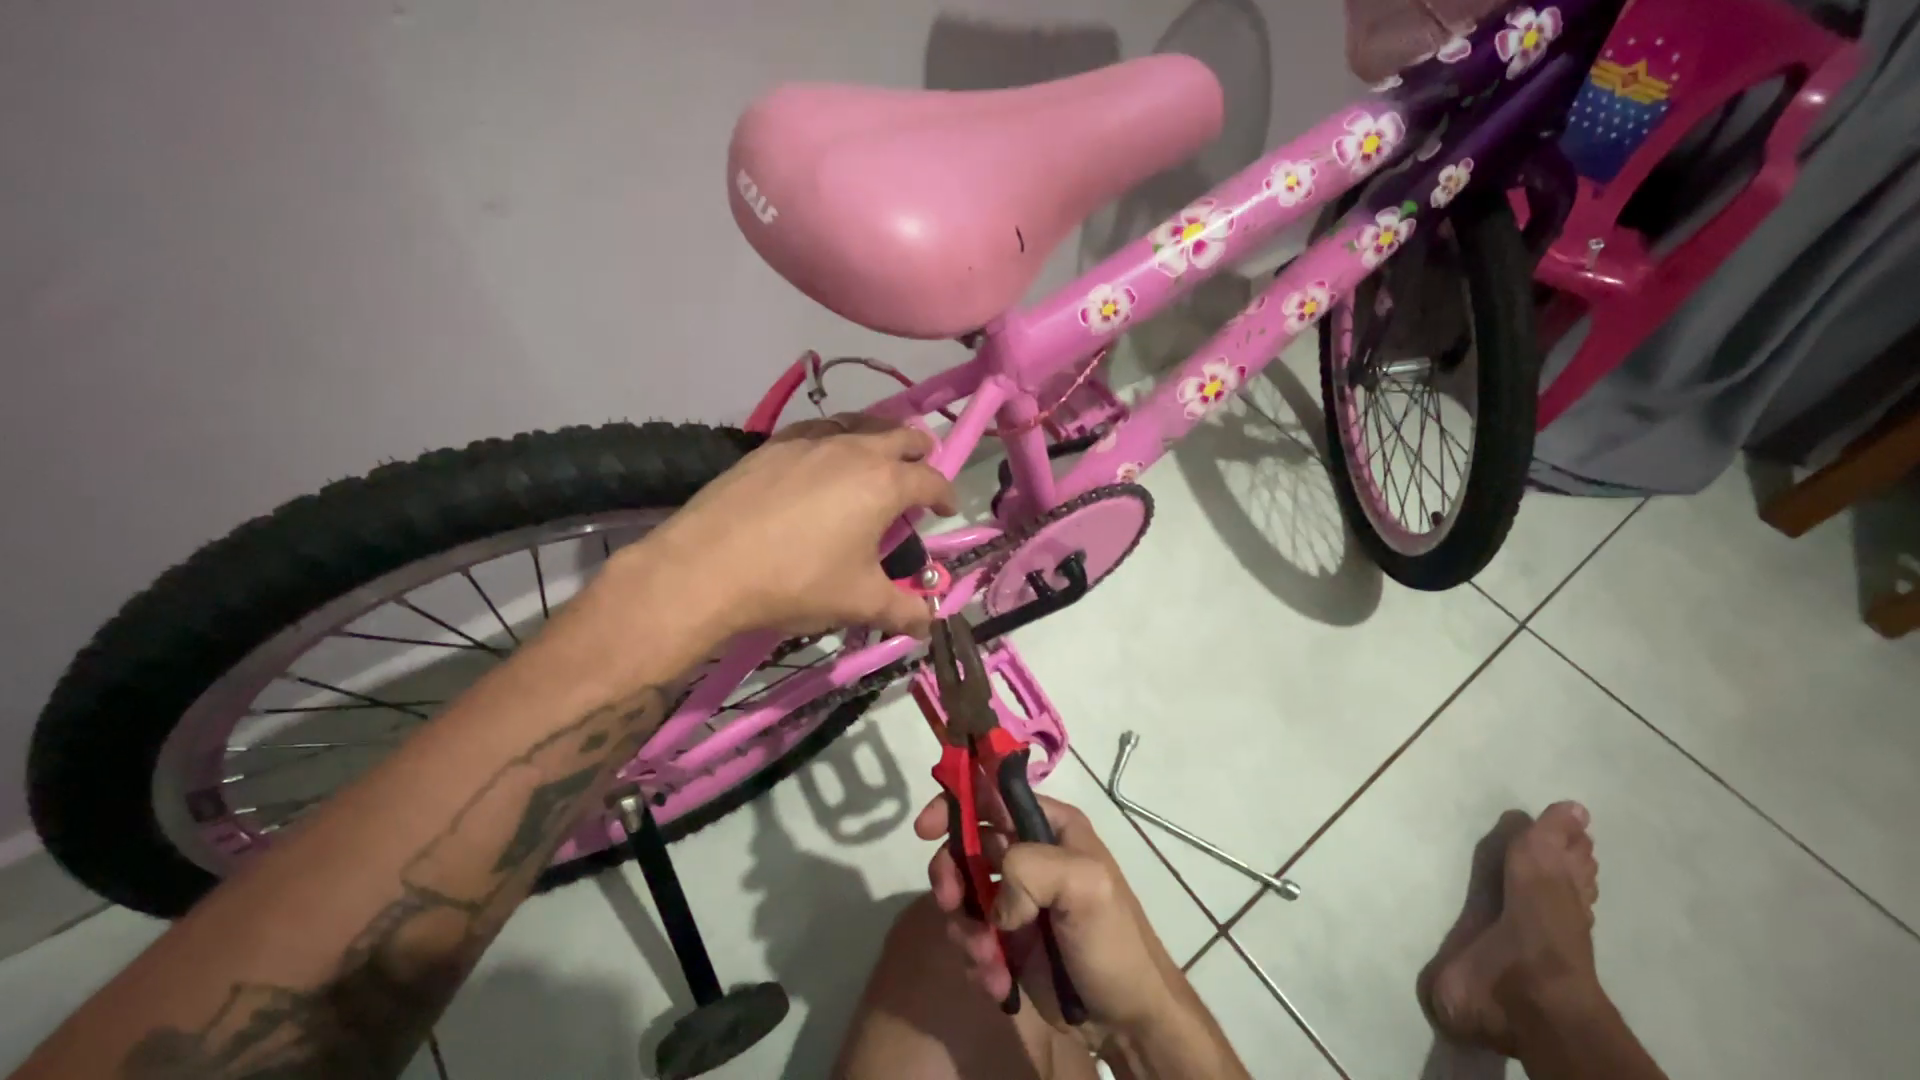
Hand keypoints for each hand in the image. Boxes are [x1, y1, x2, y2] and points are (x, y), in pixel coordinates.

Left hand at [633, 414, 957, 640]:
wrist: (708, 567)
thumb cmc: (796, 582)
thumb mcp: (858, 602)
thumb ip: (902, 610)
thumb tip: (928, 623)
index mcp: (884, 484)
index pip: (931, 479)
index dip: (946, 494)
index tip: (947, 508)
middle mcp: (853, 450)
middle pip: (900, 435)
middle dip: (919, 451)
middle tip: (921, 470)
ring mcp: (810, 441)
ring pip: (859, 424)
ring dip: (878, 438)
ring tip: (876, 458)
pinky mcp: (773, 445)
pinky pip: (818, 429)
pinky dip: (834, 438)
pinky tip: (821, 460)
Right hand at [916, 793, 1181, 1042]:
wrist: (1126, 1021)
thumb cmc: (1113, 942)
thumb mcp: (1085, 886)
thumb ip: (1031, 867)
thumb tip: (996, 901)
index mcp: (1050, 827)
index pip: (993, 795)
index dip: (955, 802)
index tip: (927, 829)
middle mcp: (1029, 855)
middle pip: (964, 844)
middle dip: (950, 875)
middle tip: (951, 902)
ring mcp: (1015, 899)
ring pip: (960, 895)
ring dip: (965, 928)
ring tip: (988, 959)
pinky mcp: (1005, 940)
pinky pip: (969, 937)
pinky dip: (976, 960)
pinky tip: (999, 981)